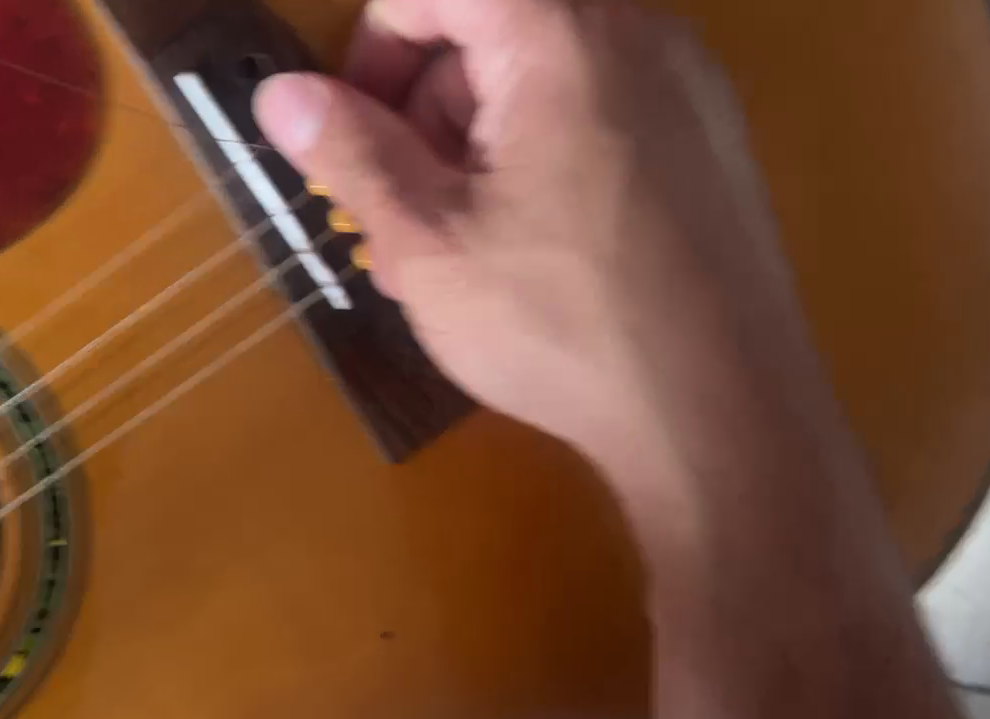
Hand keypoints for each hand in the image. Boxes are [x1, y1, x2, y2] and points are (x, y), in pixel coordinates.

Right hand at [254, 0, 870, 551]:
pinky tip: (514, 256)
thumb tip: (278, 93)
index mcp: (563, 37)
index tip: (348, 135)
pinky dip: (525, 168)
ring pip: (534, 82)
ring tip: (449, 255)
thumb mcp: (426, 240)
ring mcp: (682, 90)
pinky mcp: (699, 148)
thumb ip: (351, 154)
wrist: (711, 408)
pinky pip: (586, 122)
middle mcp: (637, 34)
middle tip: (394, 218)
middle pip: (489, 29)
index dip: (373, 47)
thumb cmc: (552, 320)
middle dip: (419, 113)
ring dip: (466, 151)